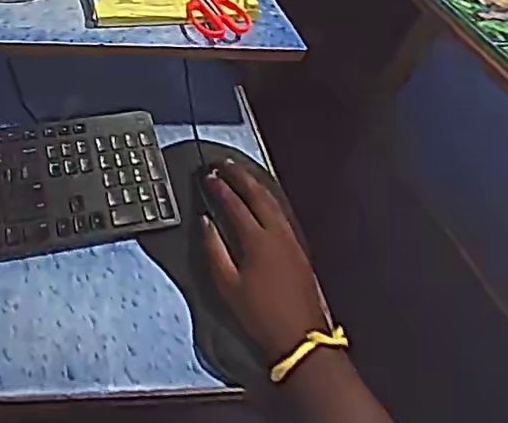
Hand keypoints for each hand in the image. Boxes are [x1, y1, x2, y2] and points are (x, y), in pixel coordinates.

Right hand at [202, 160, 329, 358]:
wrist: (302, 343)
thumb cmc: (260, 315)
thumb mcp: (227, 284)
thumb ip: (214, 248)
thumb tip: (205, 222)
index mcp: (257, 241)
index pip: (235, 204)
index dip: (220, 187)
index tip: (208, 176)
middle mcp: (277, 235)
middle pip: (258, 195)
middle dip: (240, 176)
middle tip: (225, 164)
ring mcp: (292, 242)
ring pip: (274, 203)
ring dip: (256, 185)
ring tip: (243, 175)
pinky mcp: (300, 251)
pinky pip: (282, 214)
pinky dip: (269, 200)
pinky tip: (263, 200)